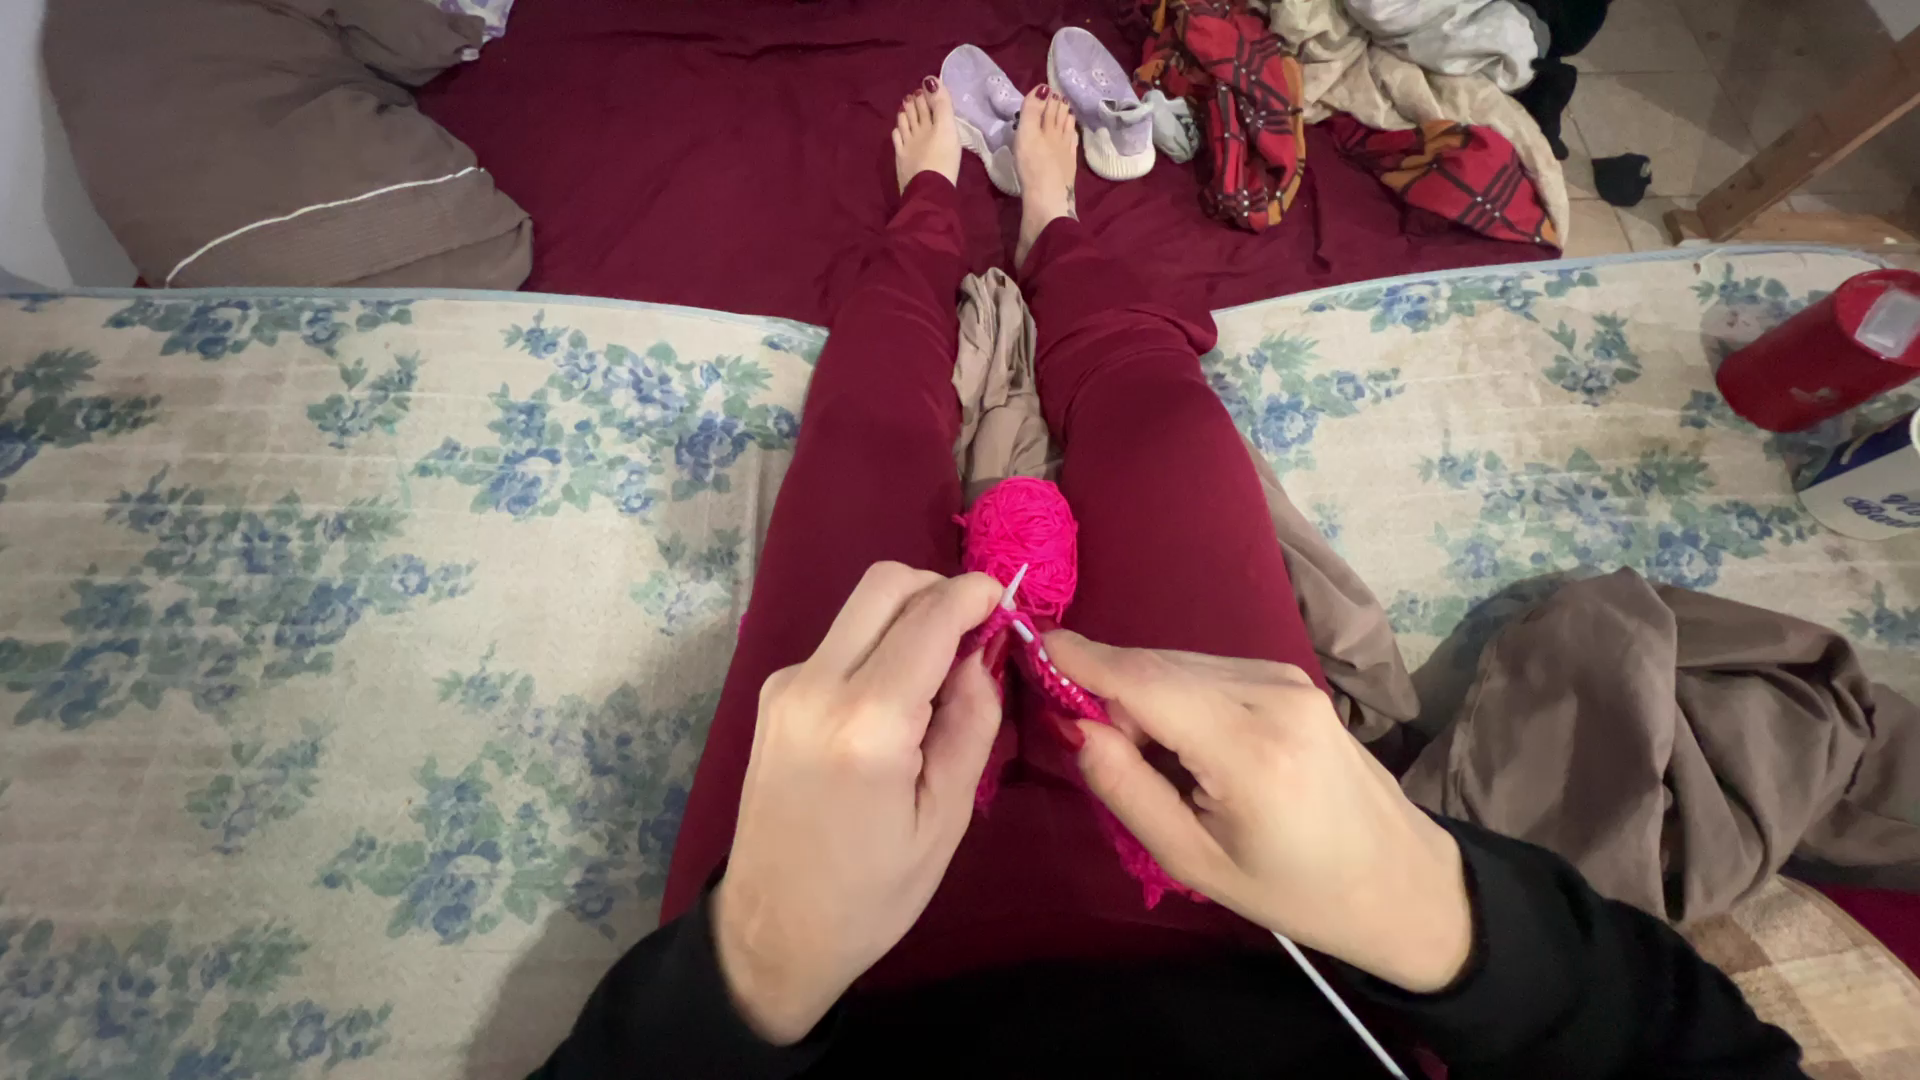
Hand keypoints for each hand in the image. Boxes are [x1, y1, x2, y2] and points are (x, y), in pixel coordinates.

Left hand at [712, 564, 1004, 1043]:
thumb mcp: (946, 816)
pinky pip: (842, 640)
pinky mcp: (774, 693)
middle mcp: (816, 684)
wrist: (769, 932)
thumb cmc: (871, 892)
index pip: (929, 617)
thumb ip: (972, 721)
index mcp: (867, 722)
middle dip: (939, 588)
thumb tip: (980, 651)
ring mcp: (786, 684)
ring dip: (910, 615)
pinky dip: (881, 643)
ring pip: (861, 607)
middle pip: (885, 583)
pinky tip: (896, 698)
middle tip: (974, 630)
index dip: (974, 593)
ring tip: (940, 673)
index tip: (1005, 600)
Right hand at [1049, 632, 1473, 992]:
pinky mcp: (1287, 673)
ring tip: (1145, 753)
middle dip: (1104, 684)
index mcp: (1249, 747)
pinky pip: (1201, 668)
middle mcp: (1270, 691)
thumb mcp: (1194, 861)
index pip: (1144, 681)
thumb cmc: (1295, 889)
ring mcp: (1284, 675)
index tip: (1031, 641)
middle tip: (1085, 736)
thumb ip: (1124, 787)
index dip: (1082, 657)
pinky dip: (1170, 690)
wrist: (1403, 881)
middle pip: (1154, 665)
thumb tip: (1074, 722)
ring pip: (1175, 662)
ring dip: (1138, 691)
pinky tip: (1179, 736)